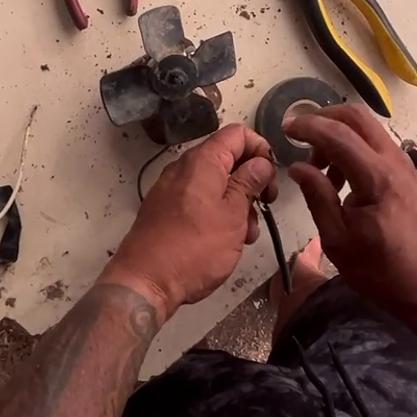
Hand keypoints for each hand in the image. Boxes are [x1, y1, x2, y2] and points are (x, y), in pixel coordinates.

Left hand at [99, 124, 278, 322]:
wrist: (144, 282)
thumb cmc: (195, 247)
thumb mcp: (233, 215)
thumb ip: (250, 183)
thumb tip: (262, 162)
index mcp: (203, 160)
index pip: (238, 134)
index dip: (261, 149)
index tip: (271, 177)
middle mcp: (184, 166)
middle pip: (227, 158)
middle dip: (251, 179)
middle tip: (266, 206)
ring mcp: (172, 188)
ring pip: (215, 182)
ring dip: (237, 201)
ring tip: (247, 234)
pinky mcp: (165, 208)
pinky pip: (198, 198)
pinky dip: (217, 211)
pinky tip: (226, 239)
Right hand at [284, 104, 416, 312]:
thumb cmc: (379, 270)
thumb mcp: (338, 240)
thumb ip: (317, 197)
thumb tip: (297, 166)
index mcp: (376, 179)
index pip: (338, 135)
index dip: (308, 127)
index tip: (285, 128)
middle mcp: (394, 161)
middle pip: (357, 116)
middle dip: (324, 117)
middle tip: (300, 136)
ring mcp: (403, 162)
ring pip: (367, 126)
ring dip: (338, 133)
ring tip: (319, 168)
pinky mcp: (405, 170)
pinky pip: (375, 142)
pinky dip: (352, 145)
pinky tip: (339, 176)